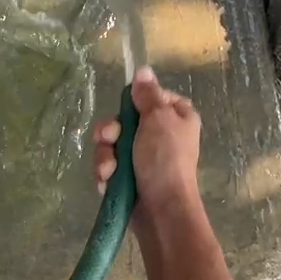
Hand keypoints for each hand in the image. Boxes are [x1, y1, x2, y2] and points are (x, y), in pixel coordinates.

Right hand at [93, 66, 202, 222]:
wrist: (160, 209)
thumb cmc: (164, 160)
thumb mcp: (158, 119)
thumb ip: (147, 95)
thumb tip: (142, 70)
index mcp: (175, 116)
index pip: (148, 98)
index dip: (132, 106)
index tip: (126, 114)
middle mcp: (160, 135)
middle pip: (123, 122)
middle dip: (110, 134)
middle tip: (109, 140)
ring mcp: (143, 158)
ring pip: (110, 146)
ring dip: (105, 158)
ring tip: (109, 172)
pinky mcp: (128, 178)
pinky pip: (108, 168)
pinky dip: (105, 175)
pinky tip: (107, 183)